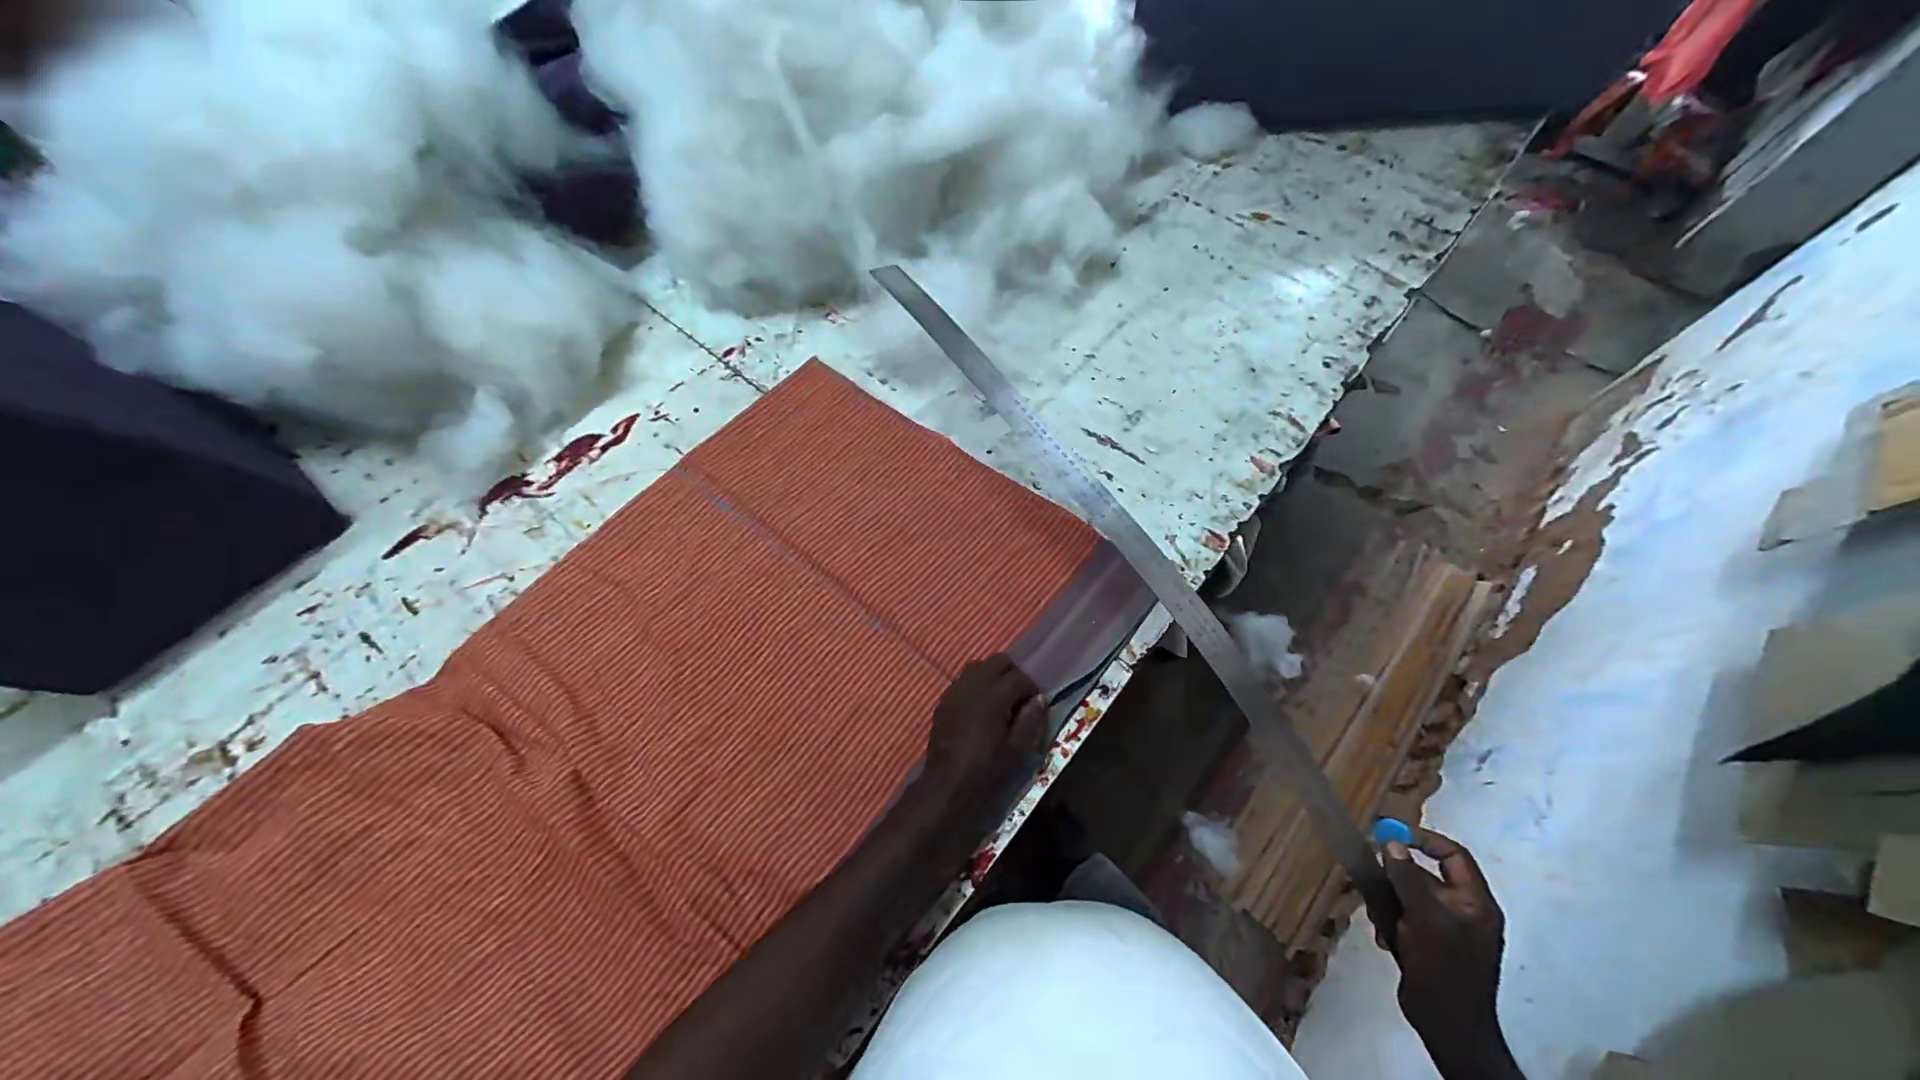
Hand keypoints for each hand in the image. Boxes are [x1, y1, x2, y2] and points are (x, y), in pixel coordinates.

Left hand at [920, 655, 1047, 814]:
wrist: (948, 783)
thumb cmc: (986, 768)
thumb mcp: (1017, 749)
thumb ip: (1030, 720)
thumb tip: (1040, 699)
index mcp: (994, 695)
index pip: (1020, 677)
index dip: (1032, 688)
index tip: (1035, 703)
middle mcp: (974, 684)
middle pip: (999, 661)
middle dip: (1012, 674)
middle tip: (1018, 697)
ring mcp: (956, 690)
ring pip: (979, 666)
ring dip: (993, 676)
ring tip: (999, 700)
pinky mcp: (944, 700)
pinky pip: (963, 680)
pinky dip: (976, 685)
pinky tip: (979, 708)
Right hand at [1380, 828, 1521, 1079]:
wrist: (1447, 1023)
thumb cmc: (1443, 965)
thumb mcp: (1424, 915)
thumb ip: (1407, 876)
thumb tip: (1391, 842)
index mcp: (1475, 902)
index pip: (1453, 855)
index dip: (1423, 839)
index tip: (1389, 834)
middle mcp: (1462, 911)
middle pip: (1424, 875)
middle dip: (1395, 878)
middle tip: (1371, 877)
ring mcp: (1445, 929)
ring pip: (1407, 896)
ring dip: (1388, 903)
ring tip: (1379, 919)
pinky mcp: (1428, 944)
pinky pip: (1404, 918)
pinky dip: (1390, 923)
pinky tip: (1385, 938)